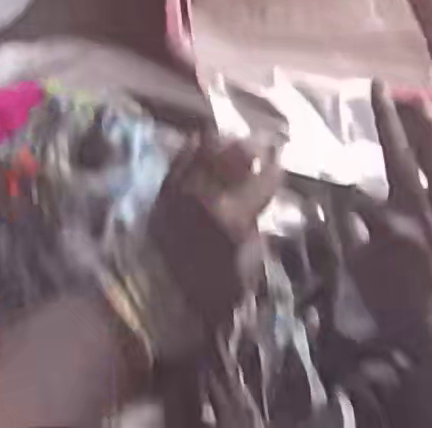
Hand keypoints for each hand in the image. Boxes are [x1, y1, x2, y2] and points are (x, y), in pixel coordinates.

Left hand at [108, 138, 280, 367]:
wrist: (149, 294)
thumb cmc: (202, 295)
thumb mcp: (241, 277)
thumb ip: (253, 243)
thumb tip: (259, 220)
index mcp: (231, 219)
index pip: (260, 185)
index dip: (274, 172)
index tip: (282, 162)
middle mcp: (206, 194)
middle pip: (233, 158)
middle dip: (253, 145)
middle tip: (265, 139)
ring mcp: (181, 186)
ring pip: (205, 151)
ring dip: (224, 141)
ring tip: (237, 136)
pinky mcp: (163, 187)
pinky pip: (180, 157)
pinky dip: (193, 146)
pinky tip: (202, 139)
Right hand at [339, 85, 431, 351]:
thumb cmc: (396, 304)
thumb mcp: (359, 269)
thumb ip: (345, 228)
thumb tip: (330, 193)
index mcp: (389, 222)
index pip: (353, 185)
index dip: (330, 172)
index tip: (311, 158)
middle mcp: (420, 211)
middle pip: (402, 156)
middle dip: (388, 119)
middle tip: (380, 87)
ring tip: (422, 100)